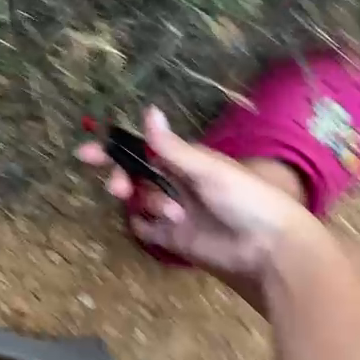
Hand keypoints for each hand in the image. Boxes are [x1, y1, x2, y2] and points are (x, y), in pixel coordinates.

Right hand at [77, 108, 327, 293]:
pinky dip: (145, 227)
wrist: (273, 250)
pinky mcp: (174, 239)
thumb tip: (148, 110)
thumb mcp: (207, 168)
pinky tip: (157, 228)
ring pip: (138, 200)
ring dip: (147, 203)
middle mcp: (174, 182)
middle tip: (118, 188)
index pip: (139, 149)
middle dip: (120, 179)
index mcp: (183, 161)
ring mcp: (173, 211)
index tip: (86, 154)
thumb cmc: (245, 198)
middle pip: (131, 175)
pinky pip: (145, 229)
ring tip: (172, 216)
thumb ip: (171, 146)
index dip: (112, 150)